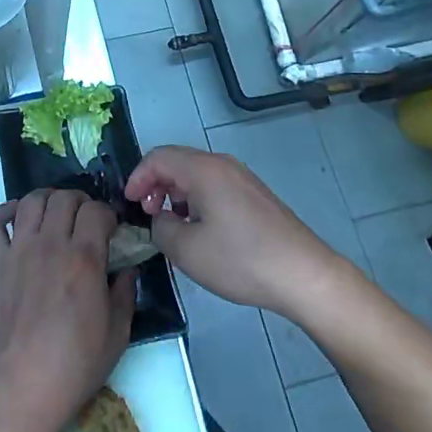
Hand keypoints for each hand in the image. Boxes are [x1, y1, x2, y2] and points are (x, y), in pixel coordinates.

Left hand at [0, 190, 135, 431]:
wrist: (22, 386)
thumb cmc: (76, 363)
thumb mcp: (119, 331)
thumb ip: (125, 292)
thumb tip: (127, 269)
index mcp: (83, 258)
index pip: (97, 210)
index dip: (109, 214)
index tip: (114, 231)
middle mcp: (50, 245)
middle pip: (65, 198)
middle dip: (82, 202)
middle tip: (89, 222)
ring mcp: (18, 252)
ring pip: (31, 201)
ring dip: (49, 200)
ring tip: (59, 215)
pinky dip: (4, 212)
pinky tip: (18, 218)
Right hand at [125, 145, 346, 317]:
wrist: (303, 274)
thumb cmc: (241, 259)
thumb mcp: (186, 250)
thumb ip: (161, 229)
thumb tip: (161, 220)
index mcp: (204, 170)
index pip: (158, 158)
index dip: (137, 177)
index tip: (129, 204)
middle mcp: (223, 165)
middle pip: (177, 161)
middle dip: (155, 184)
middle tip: (147, 214)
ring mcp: (243, 178)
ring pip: (197, 174)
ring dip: (176, 192)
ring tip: (171, 223)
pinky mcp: (255, 195)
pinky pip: (215, 185)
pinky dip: (196, 198)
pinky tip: (199, 228)